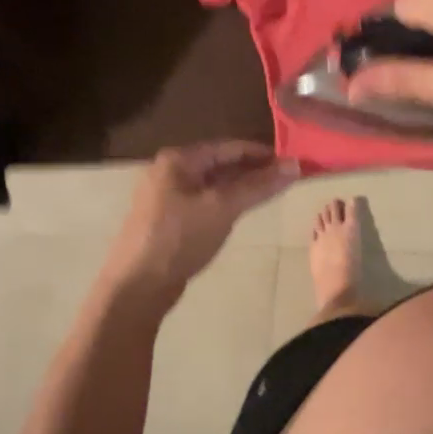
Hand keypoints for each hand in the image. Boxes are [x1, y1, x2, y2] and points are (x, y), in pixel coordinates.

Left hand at [103, 141, 298, 299]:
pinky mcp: (167, 218)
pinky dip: (226, 201)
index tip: (291, 163)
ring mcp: (166, 195)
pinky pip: (204, 200)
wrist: (137, 287)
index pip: (230, 147)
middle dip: (253, 171)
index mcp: (178, 160)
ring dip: (241, 187)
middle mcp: (169, 171)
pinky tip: (242, 210)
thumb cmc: (180, 238)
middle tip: (285, 180)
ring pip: (213, 183)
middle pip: (221, 163)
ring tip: (271, 194)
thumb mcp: (224, 207)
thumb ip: (260, 184)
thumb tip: (296, 165)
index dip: (262, 153)